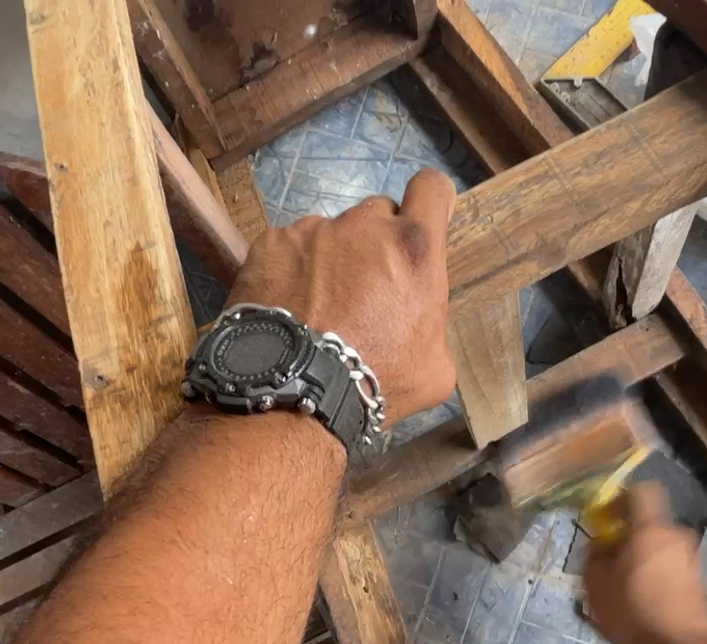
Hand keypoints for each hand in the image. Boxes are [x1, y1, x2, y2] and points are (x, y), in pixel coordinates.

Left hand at [226, 169, 456, 426]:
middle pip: (377, 216)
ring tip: (318, 310)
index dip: (429, 203)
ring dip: (330, 262)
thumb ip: (434, 330)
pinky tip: (288, 311)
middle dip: (375, 245)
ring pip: (330, 235)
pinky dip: (290, 273)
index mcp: (414, 248)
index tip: (420, 225)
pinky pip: (288, 251)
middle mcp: (364, 225)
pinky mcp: (271, 244)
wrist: (298, 391)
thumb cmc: (377, 382)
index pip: (431, 188)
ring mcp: (313, 230)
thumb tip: (421, 329)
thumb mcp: (435, 370)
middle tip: (364, 293)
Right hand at [584, 483, 706, 643]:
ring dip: (639, 557)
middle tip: (607, 558)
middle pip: (647, 523)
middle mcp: (675, 535)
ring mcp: (690, 557)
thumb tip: (598, 545)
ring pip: (657, 546)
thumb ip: (593, 556)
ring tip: (621, 585)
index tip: (605, 516)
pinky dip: (653, 574)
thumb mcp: (597, 585)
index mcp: (650, 528)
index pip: (640, 491)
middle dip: (626, 535)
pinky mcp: (696, 579)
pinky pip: (667, 565)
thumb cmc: (636, 610)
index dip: (620, 497)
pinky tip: (640, 600)